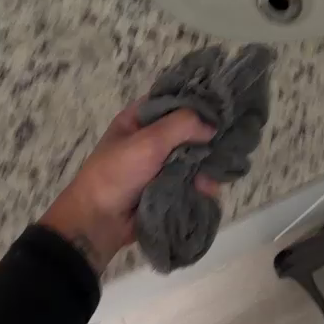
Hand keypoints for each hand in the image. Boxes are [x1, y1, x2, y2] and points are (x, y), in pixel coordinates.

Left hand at [39, 102, 216, 272]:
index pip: (173, 101)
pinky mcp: (168, 188)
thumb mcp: (147, 141)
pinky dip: (201, 185)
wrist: (99, 222)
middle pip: (189, 131)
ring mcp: (161, 165)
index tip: (222, 106)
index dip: (196, 102)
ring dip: (205, 167)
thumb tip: (212, 126)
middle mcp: (152, 139)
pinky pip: (192, 181)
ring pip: (194, 158)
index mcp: (139, 120)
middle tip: (225, 146)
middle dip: (206, 140)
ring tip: (212, 178)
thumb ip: (182, 125)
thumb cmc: (117, 173)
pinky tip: (207, 190)